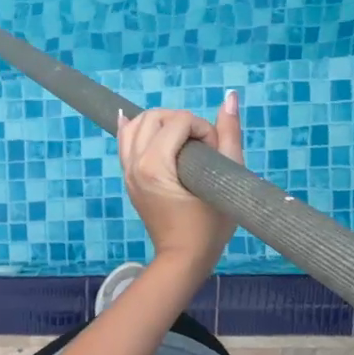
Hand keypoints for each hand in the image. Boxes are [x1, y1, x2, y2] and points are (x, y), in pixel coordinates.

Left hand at [116, 91, 244, 269]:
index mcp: (155, 166)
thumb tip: (230, 97)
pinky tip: (136, 120)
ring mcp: (127, 172)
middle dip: (180, 121)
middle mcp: (134, 165)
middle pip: (153, 117)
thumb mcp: (227, 178)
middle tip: (200, 144)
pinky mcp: (128, 178)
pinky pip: (123, 143)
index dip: (203, 129)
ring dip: (159, 122)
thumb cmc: (209, 225)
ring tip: (181, 137)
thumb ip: (229, 136)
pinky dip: (132, 128)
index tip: (214, 152)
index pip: (178, 122)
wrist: (183, 257)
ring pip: (134, 126)